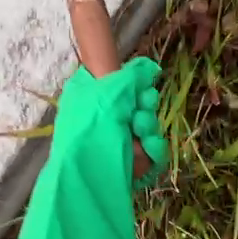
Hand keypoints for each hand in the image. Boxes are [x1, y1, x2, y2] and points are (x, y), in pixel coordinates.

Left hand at [0, 57, 167, 238]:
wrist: (84, 167)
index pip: (124, 88)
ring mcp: (115, 146)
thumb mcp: (115, 85)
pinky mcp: (126, 169)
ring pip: (148, 132)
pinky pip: (151, 156)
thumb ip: (137, 74)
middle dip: (146, 110)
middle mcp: (104, 121)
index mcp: (93, 99)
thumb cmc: (93, 120)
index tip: (140, 92)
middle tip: (138, 117)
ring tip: (140, 135)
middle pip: (141, 109)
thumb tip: (152, 69)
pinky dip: (153, 152)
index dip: (137, 89)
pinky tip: (146, 150)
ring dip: (150, 131)